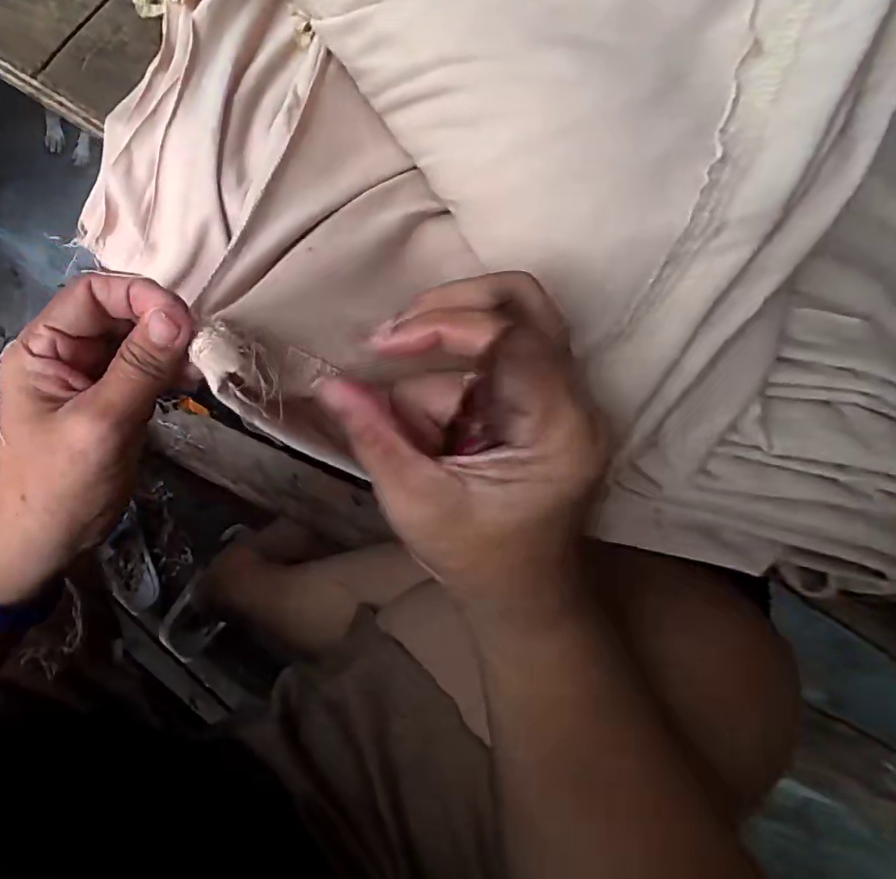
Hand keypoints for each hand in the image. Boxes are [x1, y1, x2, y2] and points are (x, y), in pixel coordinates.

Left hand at [0, 274, 193, 602]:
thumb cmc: (56, 488)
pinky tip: (188, 382)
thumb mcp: (98, 426)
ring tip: (195, 366)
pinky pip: (141, 369)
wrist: (41, 545)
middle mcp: (61, 353)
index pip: (90, 294)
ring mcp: (86, 376)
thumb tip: (176, 314)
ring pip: (133, 339)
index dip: (136, 294)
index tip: (180, 316)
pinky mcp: (108, 399)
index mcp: (41, 348)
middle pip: (115, 312)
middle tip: (196, 343)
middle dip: (157, 320)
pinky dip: (166, 370)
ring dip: (166, 345)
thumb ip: (137, 368)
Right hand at [315, 272, 608, 626]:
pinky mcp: (522, 398)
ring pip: (493, 325)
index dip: (443, 325)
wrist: (517, 592)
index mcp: (555, 428)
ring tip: (410, 433)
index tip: (383, 346)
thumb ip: (374, 436)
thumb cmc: (475, 556)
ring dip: (431, 365)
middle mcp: (566, 400)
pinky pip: (473, 359)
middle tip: (393, 334)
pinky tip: (425, 435)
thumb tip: (329, 384)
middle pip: (523, 303)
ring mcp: (547, 395)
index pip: (514, 339)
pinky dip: (434, 382)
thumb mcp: (414, 500)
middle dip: (449, 306)